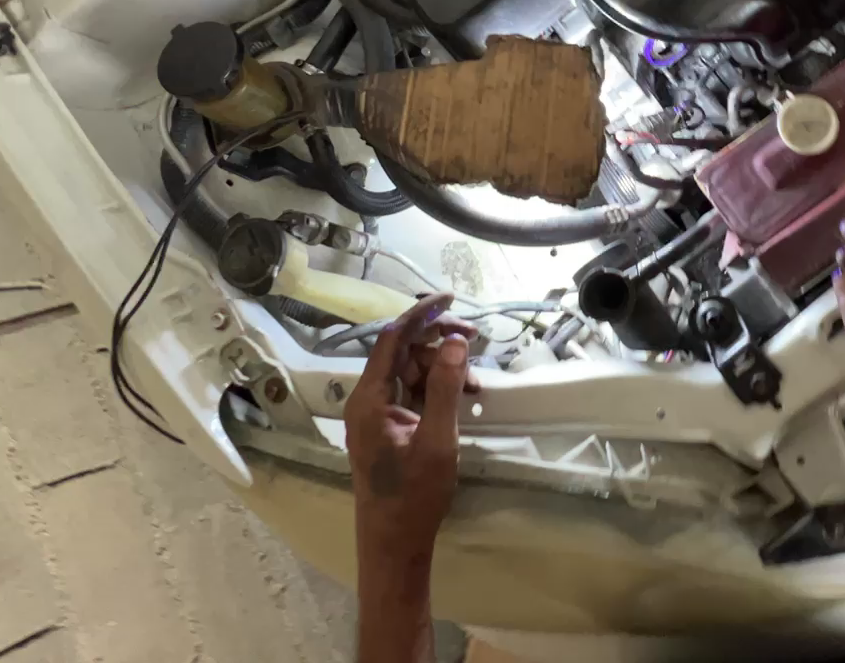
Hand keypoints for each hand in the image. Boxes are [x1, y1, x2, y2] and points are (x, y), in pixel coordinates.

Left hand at [345, 294, 478, 562]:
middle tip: (476, 339)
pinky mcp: (388, 427)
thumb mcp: (437, 439)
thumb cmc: (413, 496)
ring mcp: (377, 414)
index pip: (392, 338)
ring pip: (411, 370)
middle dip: (439, 340)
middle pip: (403, 351)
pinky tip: (463, 394)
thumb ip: (445, 387)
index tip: (452, 297)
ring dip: (443, 366)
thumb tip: (456, 341)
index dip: (421, 313)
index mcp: (369, 399)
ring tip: (476, 380)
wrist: (394, 547)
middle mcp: (367, 400)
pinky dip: (438, 386)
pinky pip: (413, 391)